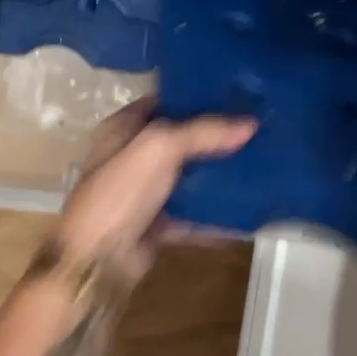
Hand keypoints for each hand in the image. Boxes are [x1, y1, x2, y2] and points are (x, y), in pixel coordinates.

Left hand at [55, 98, 256, 282]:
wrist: (99, 258)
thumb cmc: (121, 191)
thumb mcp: (160, 148)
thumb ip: (203, 132)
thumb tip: (250, 123)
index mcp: (121, 128)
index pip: (162, 102)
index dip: (194, 97)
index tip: (234, 96)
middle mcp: (130, 156)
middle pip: (178, 140)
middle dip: (212, 137)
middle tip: (255, 130)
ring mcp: (141, 192)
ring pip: (186, 178)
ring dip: (215, 174)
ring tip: (257, 164)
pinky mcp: (155, 224)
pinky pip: (190, 215)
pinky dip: (214, 214)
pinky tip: (245, 211)